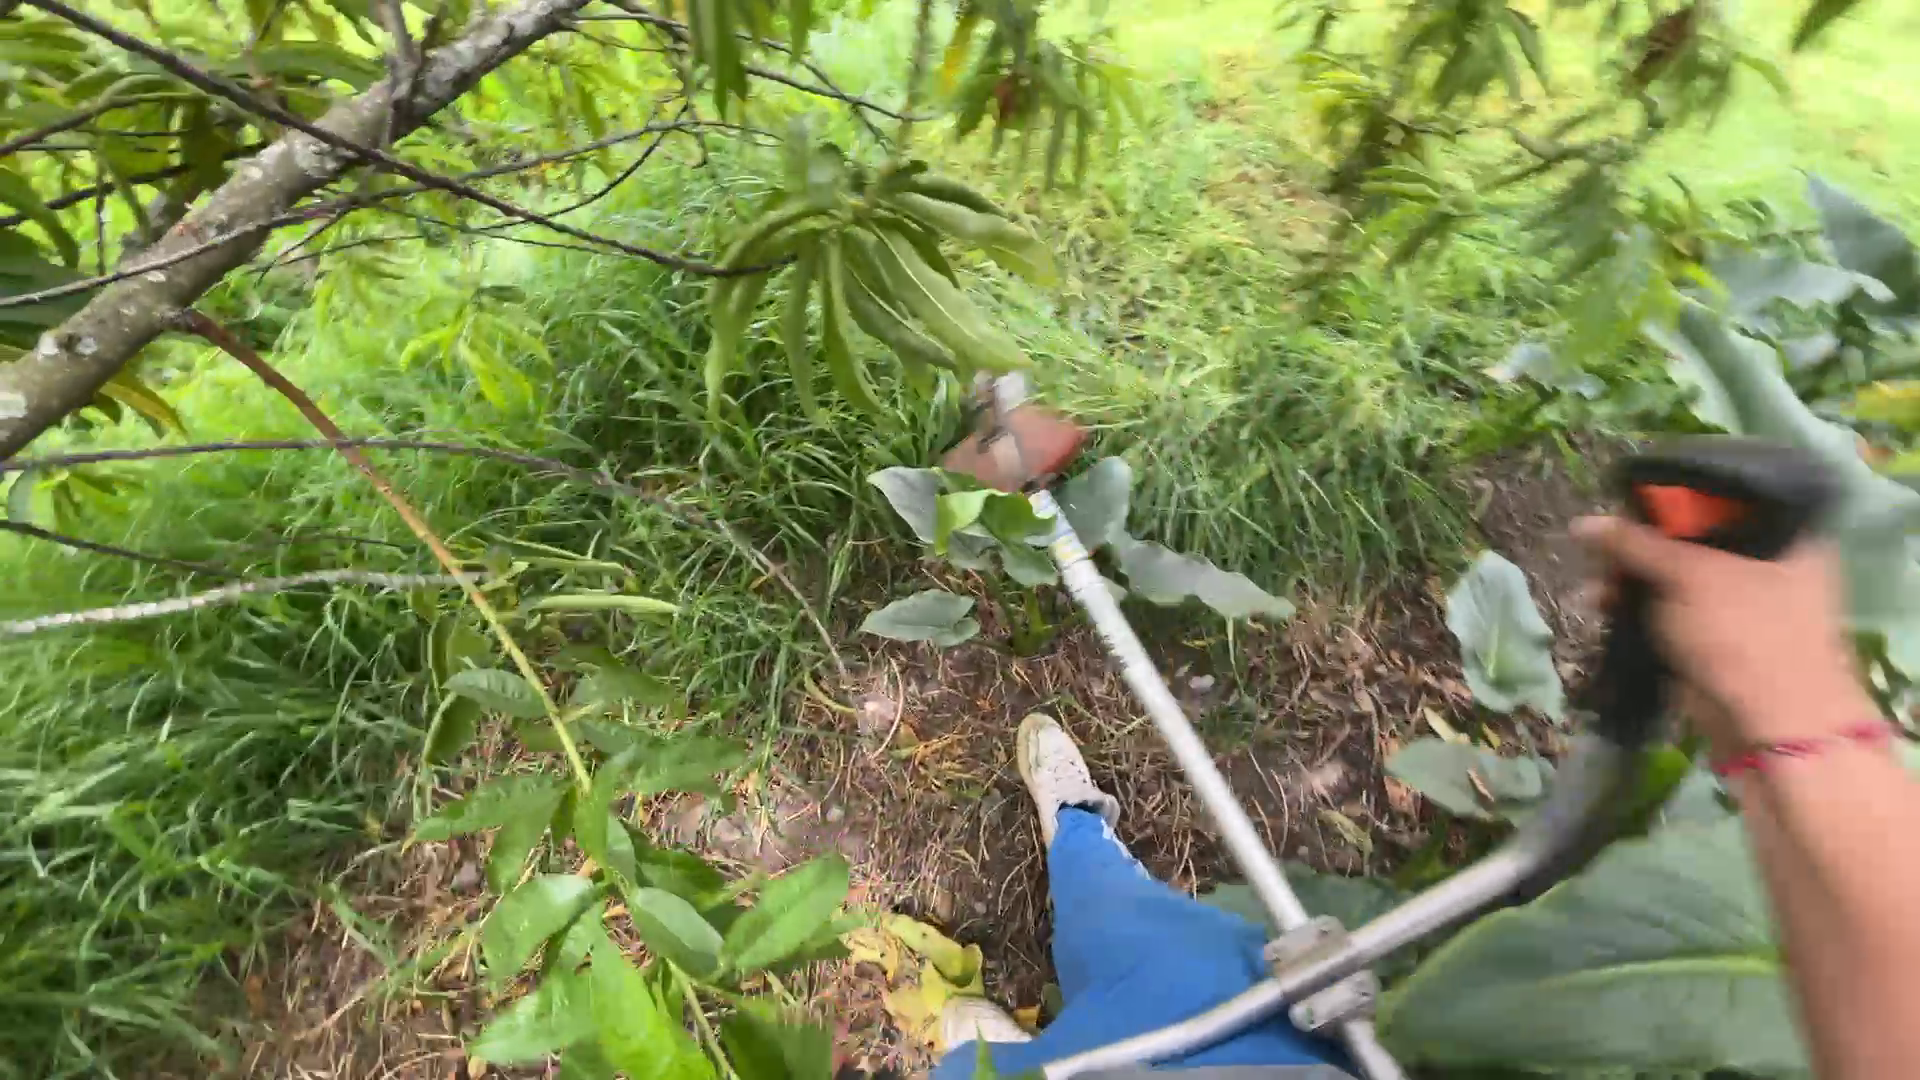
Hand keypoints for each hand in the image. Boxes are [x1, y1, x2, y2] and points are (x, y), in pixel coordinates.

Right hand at [1572, 516, 1869, 753]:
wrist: (1765, 716)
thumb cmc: (1742, 632)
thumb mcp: (1687, 575)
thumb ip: (1635, 545)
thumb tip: (1582, 524)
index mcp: (1783, 540)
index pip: (1718, 503)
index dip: (1668, 504)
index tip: (1625, 510)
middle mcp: (1764, 564)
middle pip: (1684, 540)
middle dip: (1634, 550)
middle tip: (1602, 559)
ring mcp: (1735, 601)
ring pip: (1666, 575)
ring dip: (1624, 580)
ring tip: (1595, 592)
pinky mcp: (1709, 631)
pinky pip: (1661, 604)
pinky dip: (1631, 604)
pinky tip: (1603, 606)